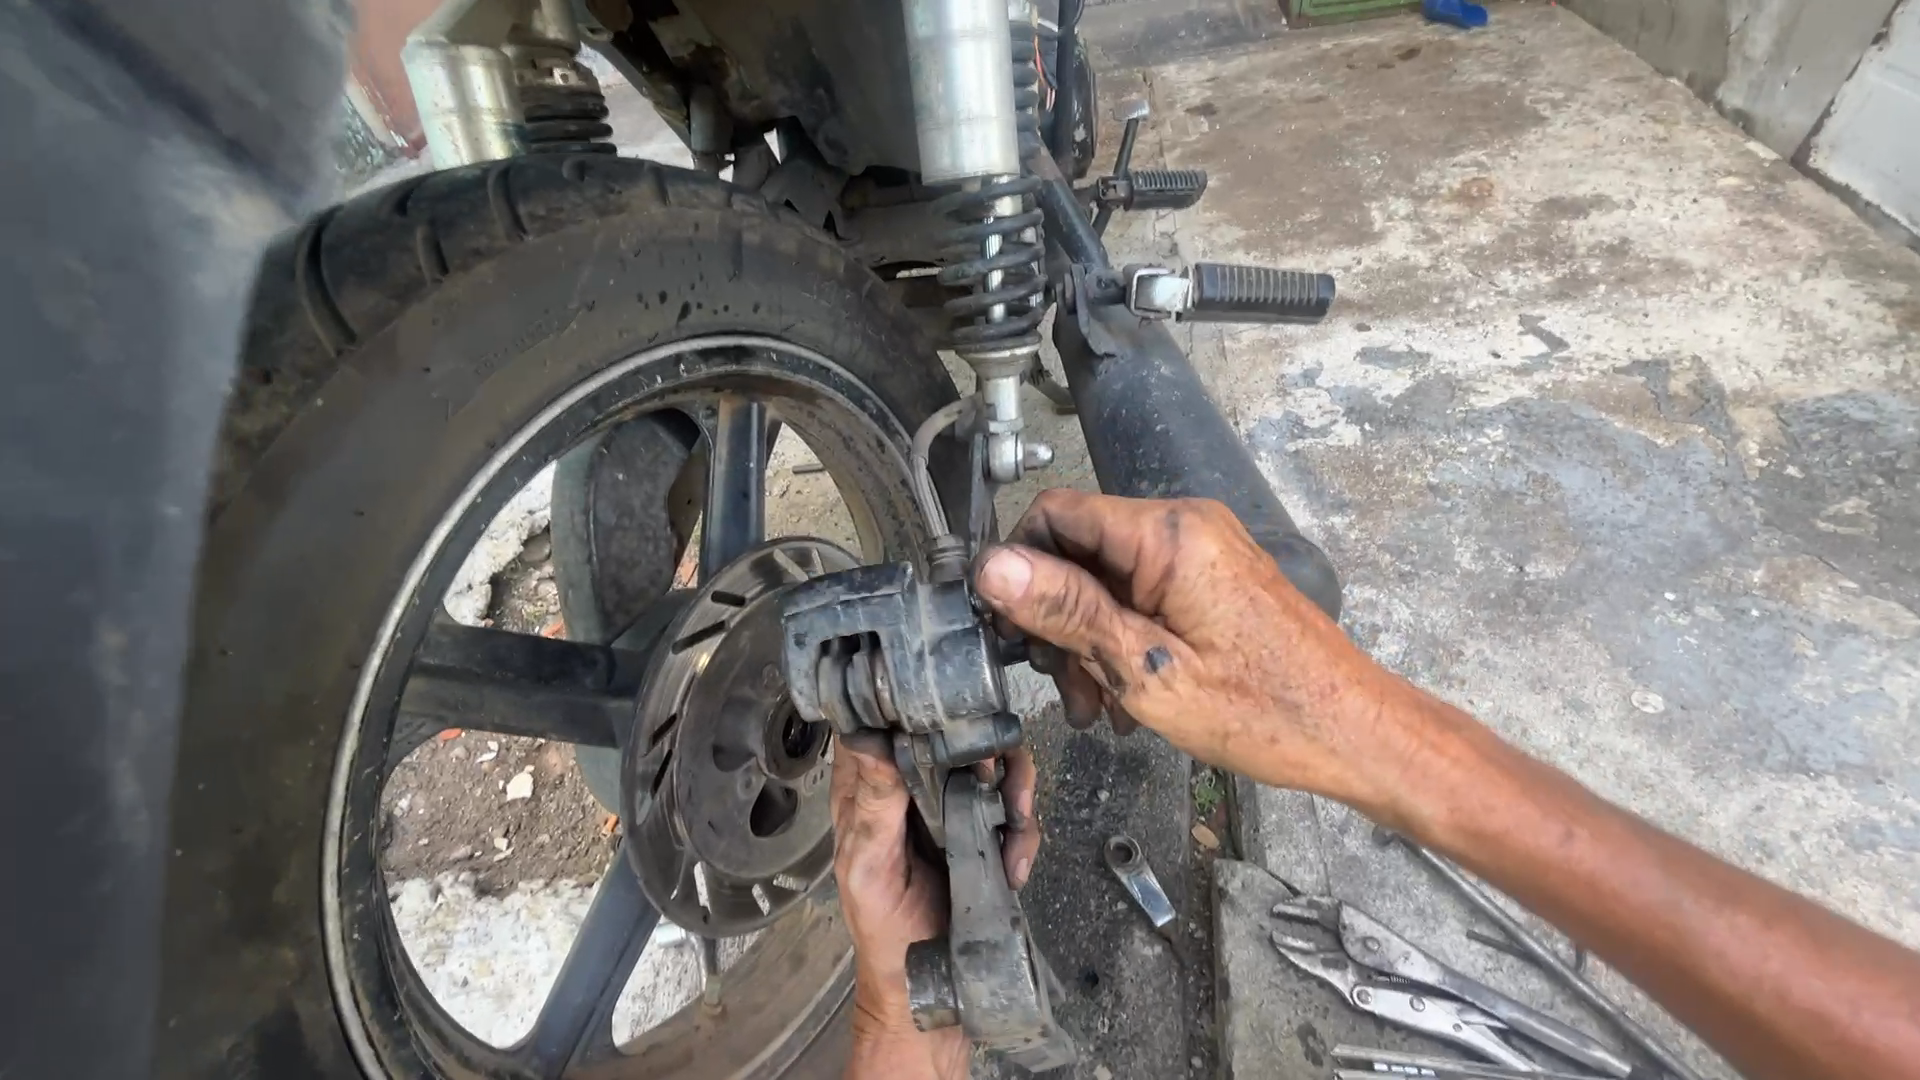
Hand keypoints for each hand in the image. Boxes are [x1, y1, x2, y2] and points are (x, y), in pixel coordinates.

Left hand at [830, 734, 1038, 1077]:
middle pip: (950, 731)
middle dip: (981, 746)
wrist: (934, 988)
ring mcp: (954, 805)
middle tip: (992, 777)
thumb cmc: (884, 930)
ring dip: (1014, 786)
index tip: (933, 699)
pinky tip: (1013, 866)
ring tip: (1016, 820)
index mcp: (871, 789)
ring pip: (993, 762)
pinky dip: (1024, 832)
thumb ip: (873, 806)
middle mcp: (913, 786)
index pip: (879, 723)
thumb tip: (868, 739)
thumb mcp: (868, 868)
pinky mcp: (988, 830)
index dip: (902, 702)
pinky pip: (1016, 808)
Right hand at [972, 490, 1447, 828]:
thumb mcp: (1146, 668)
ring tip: (1098, 704)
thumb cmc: (1261, 711)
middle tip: (1065, 688)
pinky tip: (1125, 691)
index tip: (1011, 629)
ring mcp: (1199, 548)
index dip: (1019, 566)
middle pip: (1078, 548)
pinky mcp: (1208, 574)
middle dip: (1057, 617)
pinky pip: (1139, 591)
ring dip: (1087, 637)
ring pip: (1104, 576)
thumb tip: (991, 566)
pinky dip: (1120, 635)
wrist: (1355, 732)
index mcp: (1167, 534)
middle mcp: (1183, 523)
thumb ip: (1067, 610)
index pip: (1055, 512)